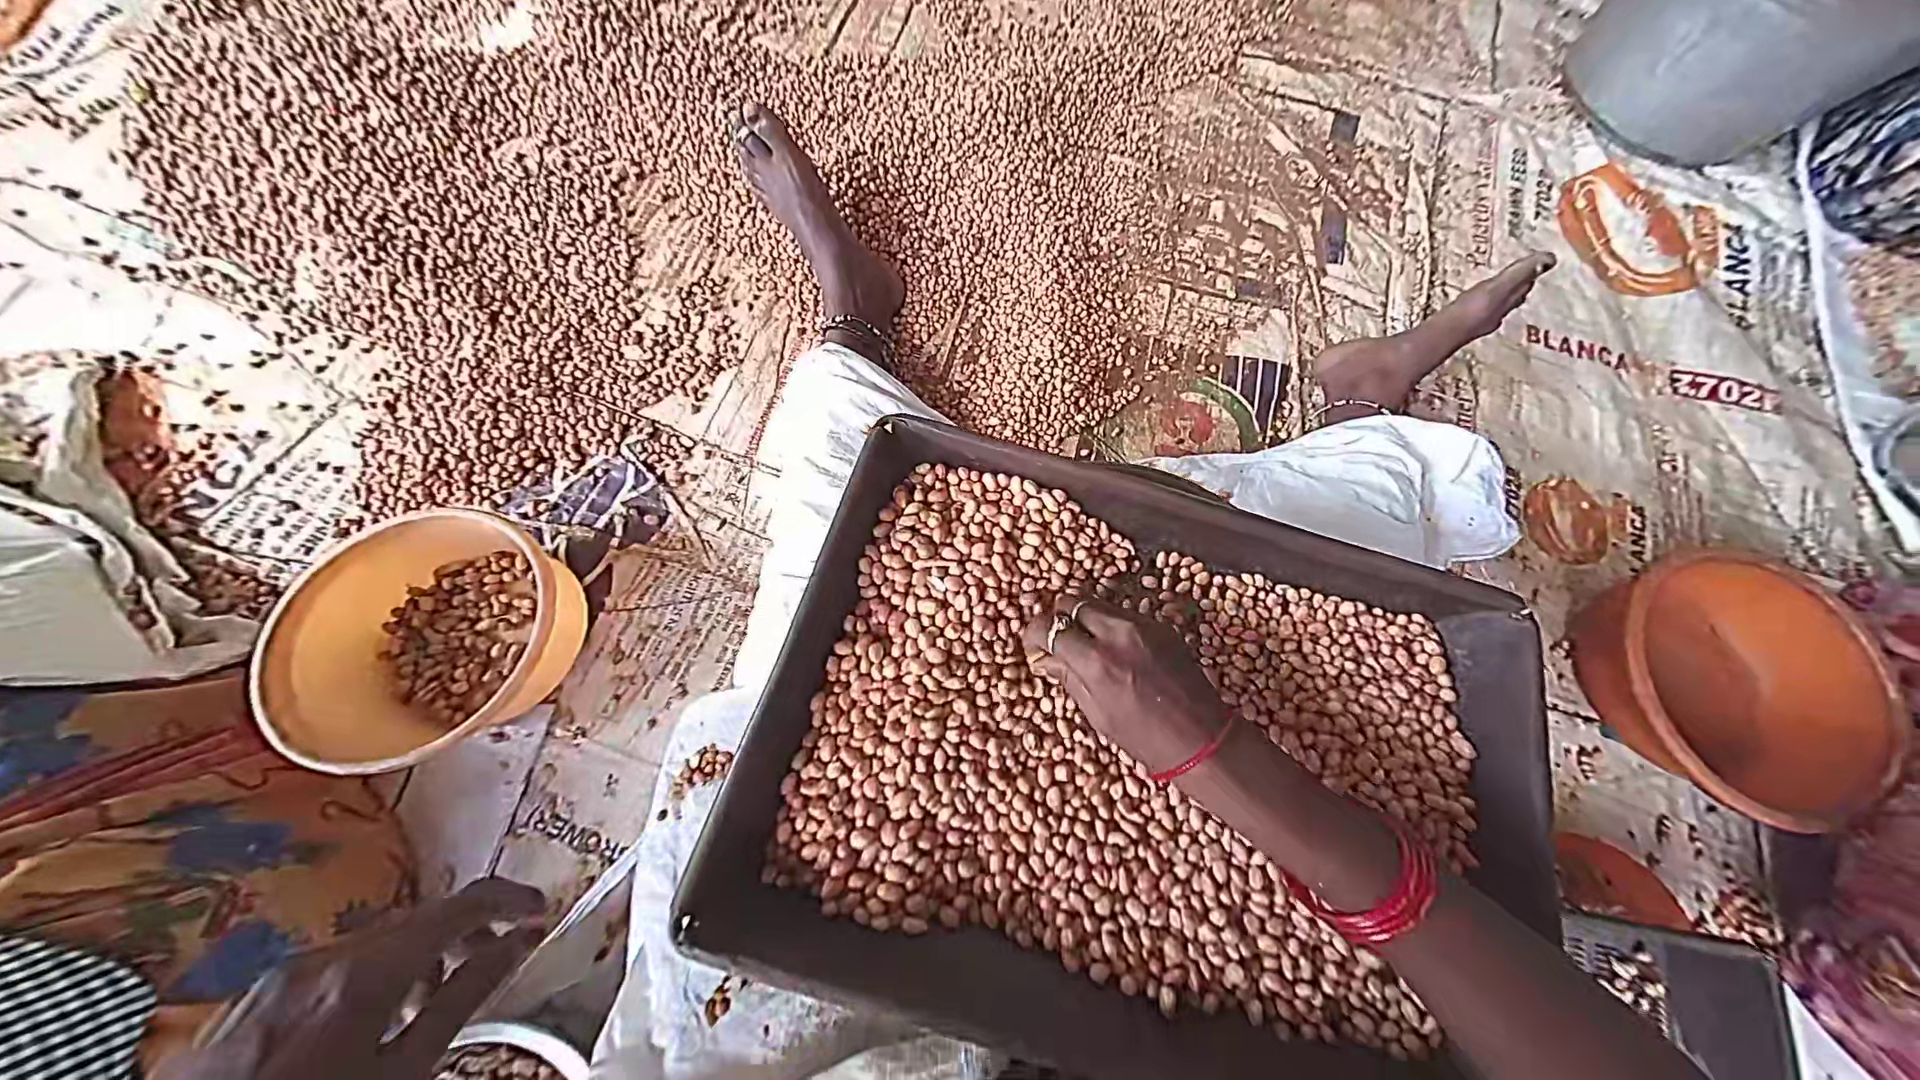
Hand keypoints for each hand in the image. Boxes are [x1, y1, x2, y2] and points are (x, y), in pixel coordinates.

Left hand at [158, 878, 546, 1079]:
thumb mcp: (403, 1071)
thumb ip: (464, 996)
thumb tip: (519, 941)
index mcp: (369, 969)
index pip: (464, 903)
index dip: (512, 899)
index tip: (542, 912)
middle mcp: (327, 954)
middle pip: (421, 917)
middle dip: (467, 931)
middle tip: (496, 958)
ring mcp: (282, 974)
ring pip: (378, 940)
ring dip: (421, 954)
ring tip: (430, 1004)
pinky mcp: (249, 999)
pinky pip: (335, 964)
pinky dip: (374, 974)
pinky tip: (369, 1023)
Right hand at [1021, 595, 1230, 773]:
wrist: (1202, 739)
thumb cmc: (1146, 738)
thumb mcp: (1096, 713)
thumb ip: (1068, 677)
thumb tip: (1045, 657)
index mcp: (1096, 662)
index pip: (1049, 627)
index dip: (1035, 633)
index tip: (1034, 642)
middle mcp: (1118, 635)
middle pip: (1072, 600)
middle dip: (1059, 617)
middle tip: (1058, 639)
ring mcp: (1143, 627)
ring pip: (1098, 603)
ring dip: (1085, 618)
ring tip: (1086, 644)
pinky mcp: (1161, 627)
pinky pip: (1124, 614)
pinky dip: (1111, 625)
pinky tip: (1115, 650)